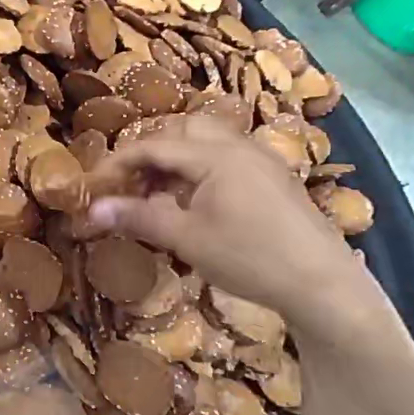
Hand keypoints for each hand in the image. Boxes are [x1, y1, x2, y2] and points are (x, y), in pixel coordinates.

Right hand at [83, 117, 379, 333]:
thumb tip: (90, 210)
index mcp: (215, 155)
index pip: (153, 145)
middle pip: (182, 130)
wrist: (323, 284)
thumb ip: (137, 217)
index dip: (117, 162)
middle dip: (149, 151)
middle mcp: (238, 146)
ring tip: (158, 192)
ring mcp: (260, 160)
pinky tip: (194, 201)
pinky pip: (225, 156)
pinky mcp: (272, 178)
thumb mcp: (186, 238)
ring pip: (206, 142)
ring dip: (175, 159)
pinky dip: (198, 168)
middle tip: (129, 183)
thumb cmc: (250, 257)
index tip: (94, 185)